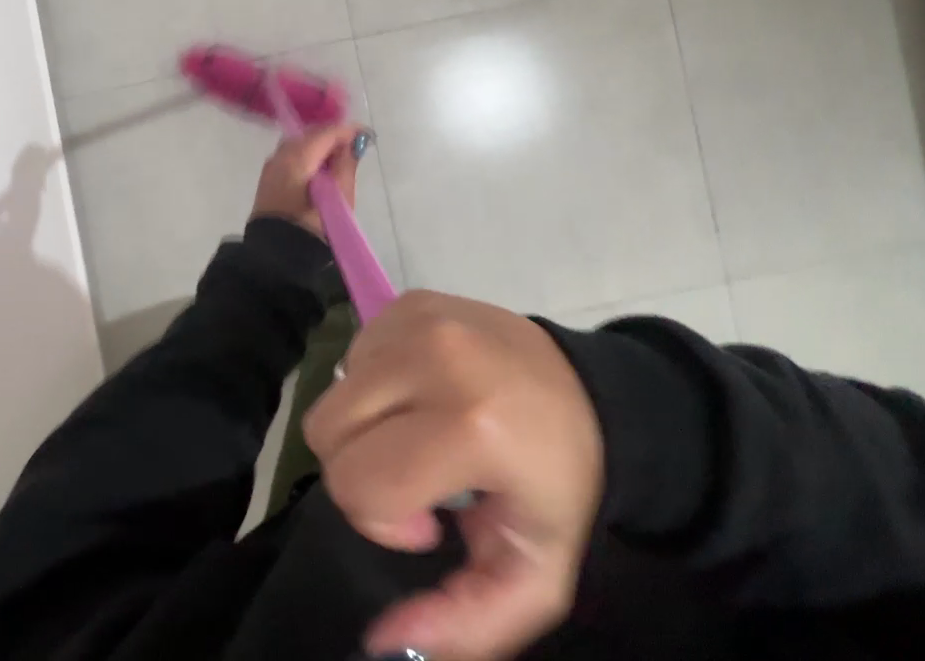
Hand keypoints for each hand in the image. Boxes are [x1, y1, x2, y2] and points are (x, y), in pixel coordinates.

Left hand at [250, 123, 365, 238]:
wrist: (278, 255)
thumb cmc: (314, 226)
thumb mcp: (339, 196)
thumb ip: (345, 165)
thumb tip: (351, 144)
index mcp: (297, 156)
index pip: (326, 132)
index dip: (347, 131)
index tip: (365, 136)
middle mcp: (280, 154)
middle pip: (310, 135)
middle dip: (332, 137)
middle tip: (352, 148)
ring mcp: (271, 166)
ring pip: (298, 144)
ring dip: (318, 147)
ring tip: (337, 161)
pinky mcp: (268, 179)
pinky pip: (290, 157)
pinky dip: (306, 157)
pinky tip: (319, 170)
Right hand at [303, 291, 604, 660]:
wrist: (597, 396)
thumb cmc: (559, 485)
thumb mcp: (532, 575)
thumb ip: (464, 625)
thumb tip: (380, 640)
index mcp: (470, 425)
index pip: (358, 482)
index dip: (384, 519)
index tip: (433, 521)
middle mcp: (435, 356)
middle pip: (327, 434)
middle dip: (361, 473)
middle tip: (418, 480)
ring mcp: (417, 318)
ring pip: (332, 392)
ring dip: (365, 427)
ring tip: (421, 434)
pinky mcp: (409, 299)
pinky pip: (351, 355)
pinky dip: (374, 386)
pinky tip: (420, 397)